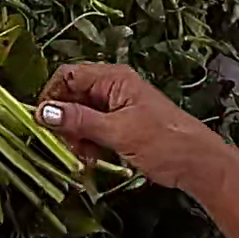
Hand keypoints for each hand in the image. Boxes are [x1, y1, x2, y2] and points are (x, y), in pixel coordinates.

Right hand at [35, 63, 238, 192]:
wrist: (196, 162)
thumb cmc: (162, 141)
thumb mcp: (117, 132)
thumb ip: (79, 121)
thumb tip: (42, 112)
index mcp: (114, 78)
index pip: (69, 75)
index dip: (52, 96)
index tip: (42, 123)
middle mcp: (114, 87)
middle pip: (72, 96)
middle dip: (64, 122)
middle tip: (66, 148)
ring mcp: (117, 106)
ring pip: (81, 116)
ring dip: (75, 138)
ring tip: (82, 160)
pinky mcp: (121, 125)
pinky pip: (93, 130)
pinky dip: (88, 144)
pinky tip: (91, 162)